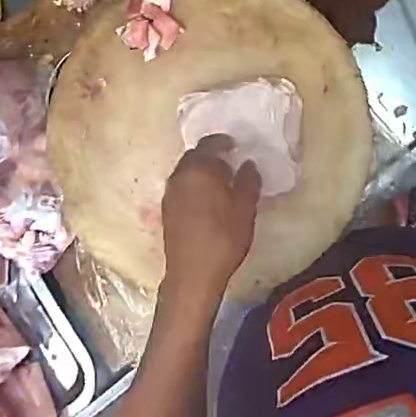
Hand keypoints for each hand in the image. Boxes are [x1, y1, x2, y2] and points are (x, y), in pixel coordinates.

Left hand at [161, 136, 261, 304]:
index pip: (209, 144)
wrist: (193, 274)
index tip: (236, 146)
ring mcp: (169, 194)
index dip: (223, 142)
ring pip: (186, 172)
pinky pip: (182, 187)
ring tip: (222, 182)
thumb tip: (248, 164)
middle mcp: (179, 177)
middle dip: (212, 156)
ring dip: (202, 171)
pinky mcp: (167, 211)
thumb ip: (248, 180)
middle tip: (231, 163)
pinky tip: (209, 200)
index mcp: (198, 170)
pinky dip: (195, 186)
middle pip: (194, 156)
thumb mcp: (246, 207)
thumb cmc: (223, 237)